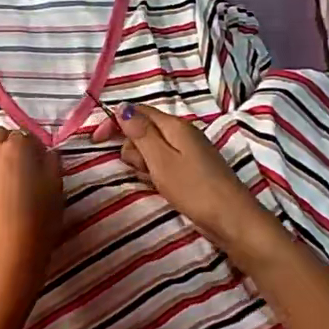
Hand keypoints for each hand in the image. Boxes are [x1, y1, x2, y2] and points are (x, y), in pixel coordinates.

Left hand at [0, 127, 63, 280]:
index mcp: (15, 146)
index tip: (41, 163)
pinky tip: (0, 197)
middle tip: (25, 167)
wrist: (8, 251)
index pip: (26, 134)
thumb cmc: (38, 217)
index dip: (35, 148)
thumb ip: (51, 161)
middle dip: (11, 145)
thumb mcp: (56, 185)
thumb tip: (45, 153)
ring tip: (12, 184)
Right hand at [92, 104, 280, 258]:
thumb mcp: (161, 161)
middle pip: (142, 130)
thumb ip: (141, 134)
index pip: (137, 112)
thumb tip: (123, 108)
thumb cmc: (194, 189)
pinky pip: (162, 162)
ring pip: (151, 148)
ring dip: (143, 163)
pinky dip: (155, 172)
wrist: (232, 220)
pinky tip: (160, 186)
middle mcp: (181, 132)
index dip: (114, 122)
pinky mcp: (190, 167)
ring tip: (153, 180)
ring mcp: (188, 150)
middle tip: (142, 169)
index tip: (96, 141)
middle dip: (132, 148)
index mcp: (174, 126)